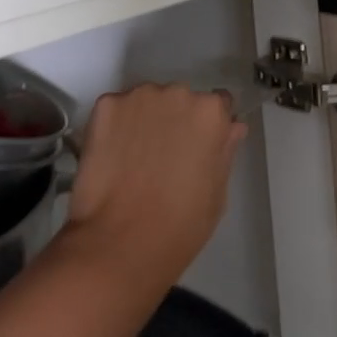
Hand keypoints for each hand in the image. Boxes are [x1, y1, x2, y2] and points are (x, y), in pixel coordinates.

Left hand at [65, 84, 248, 279]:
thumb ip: (225, 150)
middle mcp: (176, 92)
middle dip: (175, 121)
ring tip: (136, 160)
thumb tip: (231, 126)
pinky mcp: (105, 106)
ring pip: (147, 102)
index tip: (198, 147)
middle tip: (165, 158)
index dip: (209, 126)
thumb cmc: (180, 226)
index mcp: (210, 112)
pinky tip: (114, 157)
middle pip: (180, 99)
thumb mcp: (217, 192)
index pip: (218, 104)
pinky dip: (116, 126)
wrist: (120, 243)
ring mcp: (137, 97)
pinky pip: (117, 110)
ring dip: (145, 120)